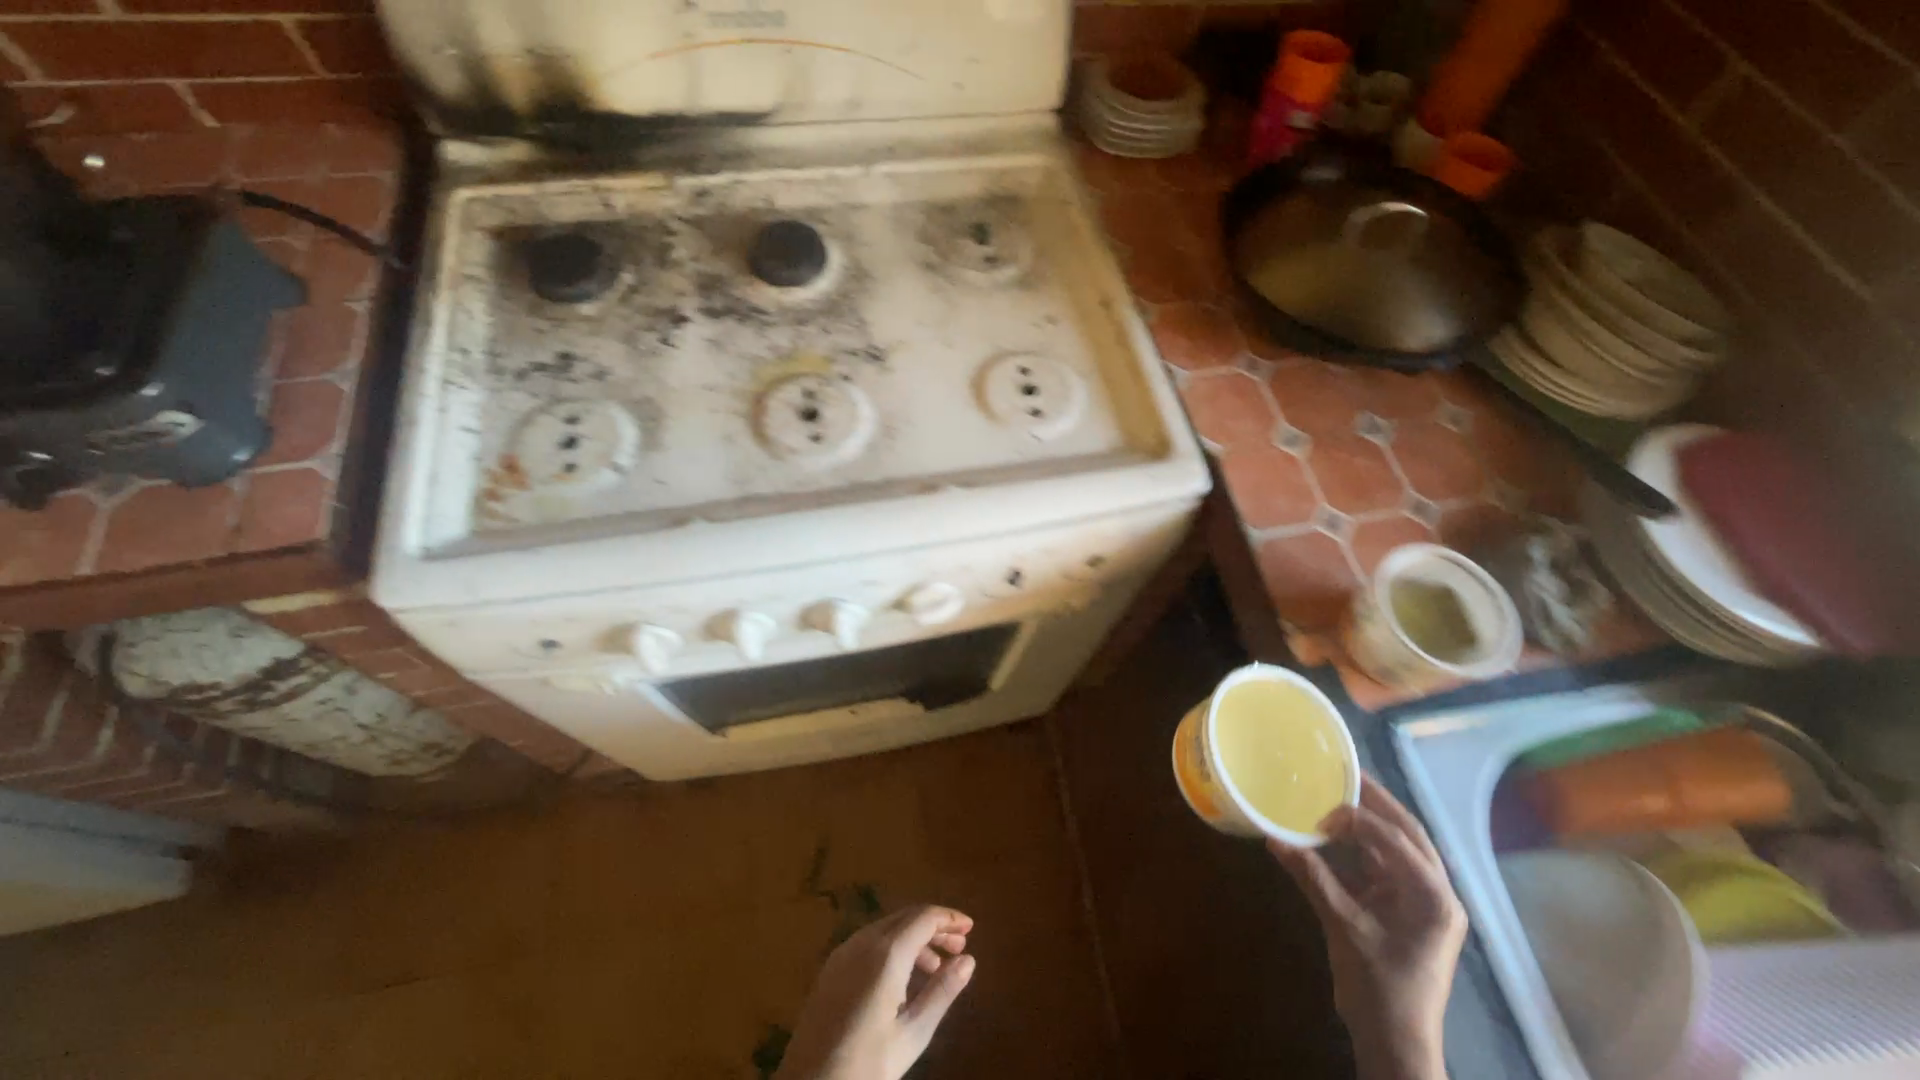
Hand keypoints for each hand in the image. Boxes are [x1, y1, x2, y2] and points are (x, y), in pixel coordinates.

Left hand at [775, 905, 976, 1079]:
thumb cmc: (866, 1063)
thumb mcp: (912, 1034)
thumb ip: (941, 992)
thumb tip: (968, 960)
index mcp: (885, 954)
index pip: (923, 918)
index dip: (949, 918)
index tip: (971, 928)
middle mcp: (862, 943)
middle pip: (904, 918)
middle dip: (934, 927)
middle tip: (960, 946)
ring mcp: (842, 954)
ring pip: (885, 929)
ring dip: (914, 937)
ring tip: (936, 966)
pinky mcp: (830, 969)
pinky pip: (868, 943)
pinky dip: (892, 947)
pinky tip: (902, 976)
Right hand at [1269, 776, 1466, 1079]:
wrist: (1396, 1042)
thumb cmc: (1378, 988)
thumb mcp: (1344, 930)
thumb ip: (1313, 879)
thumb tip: (1274, 838)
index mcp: (1433, 896)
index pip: (1396, 840)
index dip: (1358, 819)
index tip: (1320, 810)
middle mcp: (1437, 892)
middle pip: (1408, 833)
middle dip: (1376, 802)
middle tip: (1342, 772)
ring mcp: (1424, 902)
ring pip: (1399, 847)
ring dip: (1369, 823)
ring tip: (1337, 793)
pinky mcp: (1408, 911)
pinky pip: (1386, 868)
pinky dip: (1362, 850)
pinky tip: (1335, 835)